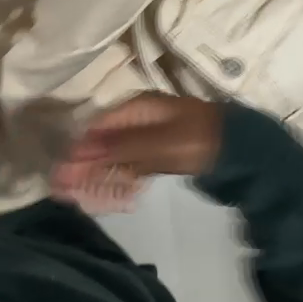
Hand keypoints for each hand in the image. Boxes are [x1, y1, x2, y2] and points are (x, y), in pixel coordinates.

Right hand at [51, 93, 224, 199]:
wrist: (241, 150)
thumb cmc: (197, 140)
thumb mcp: (157, 143)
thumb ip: (120, 148)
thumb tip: (79, 151)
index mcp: (137, 107)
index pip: (97, 128)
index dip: (78, 150)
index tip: (61, 173)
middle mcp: (140, 118)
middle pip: (104, 142)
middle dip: (83, 165)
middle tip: (62, 188)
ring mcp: (151, 136)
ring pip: (116, 156)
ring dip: (96, 173)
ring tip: (76, 194)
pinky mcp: (161, 153)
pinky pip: (131, 165)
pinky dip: (117, 177)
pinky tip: (105, 192)